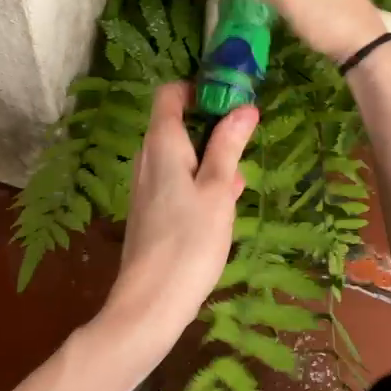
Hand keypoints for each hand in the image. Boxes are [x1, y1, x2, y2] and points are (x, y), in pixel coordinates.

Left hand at [100, 82, 257, 349]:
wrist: (150, 304)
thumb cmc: (189, 241)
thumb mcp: (219, 190)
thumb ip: (228, 146)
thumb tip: (244, 107)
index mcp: (161, 142)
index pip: (169, 92)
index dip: (198, 87)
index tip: (230, 96)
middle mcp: (147, 156)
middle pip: (176, 121)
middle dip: (211, 123)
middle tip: (245, 135)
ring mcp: (146, 184)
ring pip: (179, 153)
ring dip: (209, 155)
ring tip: (240, 172)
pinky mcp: (150, 209)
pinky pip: (176, 178)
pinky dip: (199, 179)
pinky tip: (224, 202)